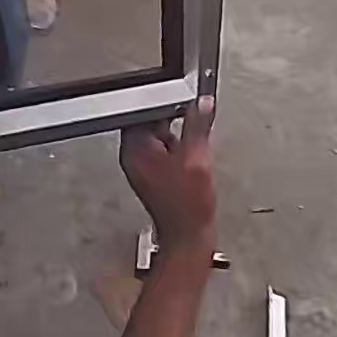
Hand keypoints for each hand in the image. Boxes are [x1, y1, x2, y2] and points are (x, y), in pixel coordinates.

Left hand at [120, 96, 216, 249]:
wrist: (188, 237)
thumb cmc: (186, 206)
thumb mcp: (196, 158)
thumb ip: (197, 126)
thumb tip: (202, 103)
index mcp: (136, 150)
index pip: (144, 111)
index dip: (165, 102)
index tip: (183, 99)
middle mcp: (134, 157)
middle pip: (152, 122)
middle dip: (174, 121)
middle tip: (191, 129)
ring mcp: (143, 167)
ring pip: (160, 136)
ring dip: (178, 136)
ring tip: (192, 152)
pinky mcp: (154, 176)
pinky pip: (166, 151)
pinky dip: (179, 150)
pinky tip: (192, 162)